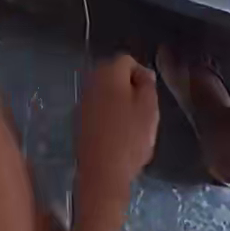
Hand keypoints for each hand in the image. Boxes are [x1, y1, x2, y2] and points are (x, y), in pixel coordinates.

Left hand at [75, 55, 159, 214]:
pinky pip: (98, 106)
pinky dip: (108, 112)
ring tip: (133, 122)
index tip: (150, 94)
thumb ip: (148, 85)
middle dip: (129, 85)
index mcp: (108, 73)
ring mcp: (82, 99)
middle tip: (144, 108)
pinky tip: (118, 131)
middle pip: (113, 73)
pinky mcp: (79, 117)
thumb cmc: (130, 137)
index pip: (126, 60)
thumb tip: (144, 73)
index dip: (141, 73)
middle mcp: (91, 81)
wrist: (102, 170)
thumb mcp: (149, 109)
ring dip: (119, 99)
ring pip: (105, 90)